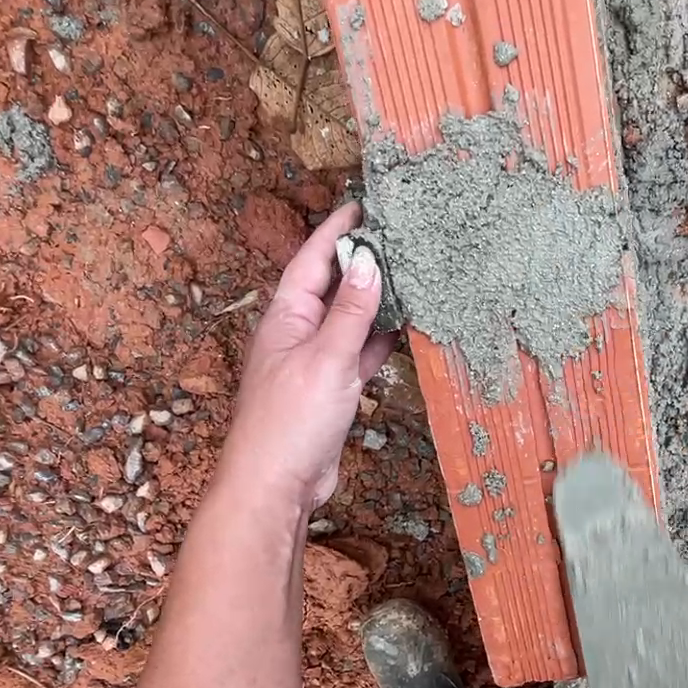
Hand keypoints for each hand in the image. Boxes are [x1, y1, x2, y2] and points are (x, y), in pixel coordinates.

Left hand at [228, 202, 395, 512]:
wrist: (278, 484)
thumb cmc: (291, 420)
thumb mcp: (326, 359)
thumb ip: (351, 313)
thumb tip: (370, 263)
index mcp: (286, 316)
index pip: (312, 260)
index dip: (336, 231)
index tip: (362, 204)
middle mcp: (299, 333)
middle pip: (333, 287)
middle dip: (362, 261)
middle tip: (398, 237)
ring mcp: (317, 363)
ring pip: (350, 321)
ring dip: (376, 302)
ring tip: (410, 276)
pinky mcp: (333, 390)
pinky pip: (360, 354)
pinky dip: (380, 341)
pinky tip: (404, 329)